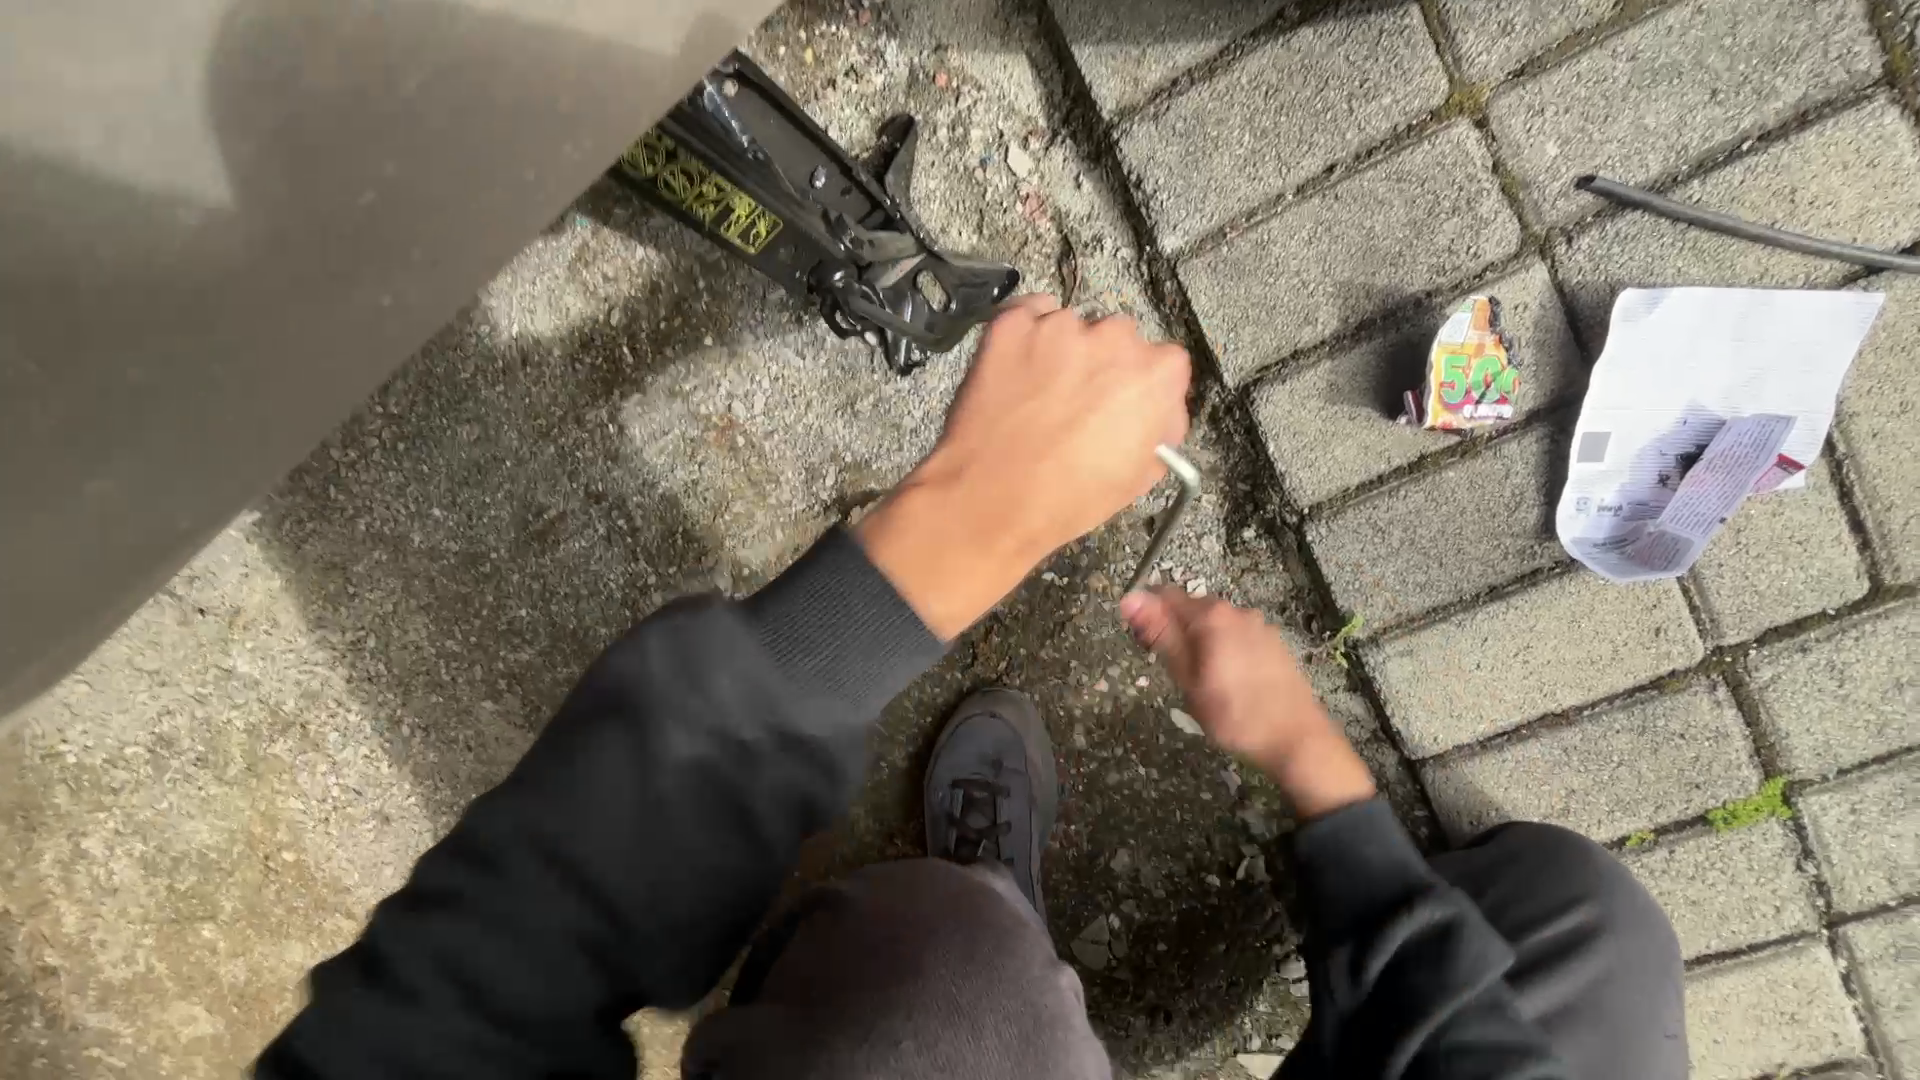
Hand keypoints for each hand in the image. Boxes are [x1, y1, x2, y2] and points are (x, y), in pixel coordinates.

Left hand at [858, 296, 1190, 638]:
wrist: (990, 499)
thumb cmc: (1065, 499)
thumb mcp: (1136, 480)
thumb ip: (1157, 433)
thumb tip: (1157, 420)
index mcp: (1157, 374)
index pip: (1163, 365)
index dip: (1141, 390)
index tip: (1125, 409)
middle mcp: (1115, 338)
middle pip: (1117, 340)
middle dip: (1101, 367)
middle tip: (1076, 406)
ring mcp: (1061, 327)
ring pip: (1070, 329)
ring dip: (1061, 353)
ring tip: (1037, 397)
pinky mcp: (1012, 325)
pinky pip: (1028, 314)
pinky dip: (1026, 335)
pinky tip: (1017, 372)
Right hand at [1120, 588, 1375, 818]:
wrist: (1298, 740)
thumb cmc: (1234, 714)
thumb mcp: (1187, 678)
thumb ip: (1159, 635)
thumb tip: (1129, 597)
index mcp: (1211, 616)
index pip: (1164, 595)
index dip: (1148, 616)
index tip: (1144, 645)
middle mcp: (1237, 611)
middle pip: (1191, 608)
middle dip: (1174, 631)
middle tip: (1173, 672)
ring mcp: (1259, 626)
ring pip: (1215, 624)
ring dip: (1200, 642)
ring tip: (1202, 681)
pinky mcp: (1274, 643)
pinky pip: (1237, 636)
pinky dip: (1223, 649)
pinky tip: (1229, 681)